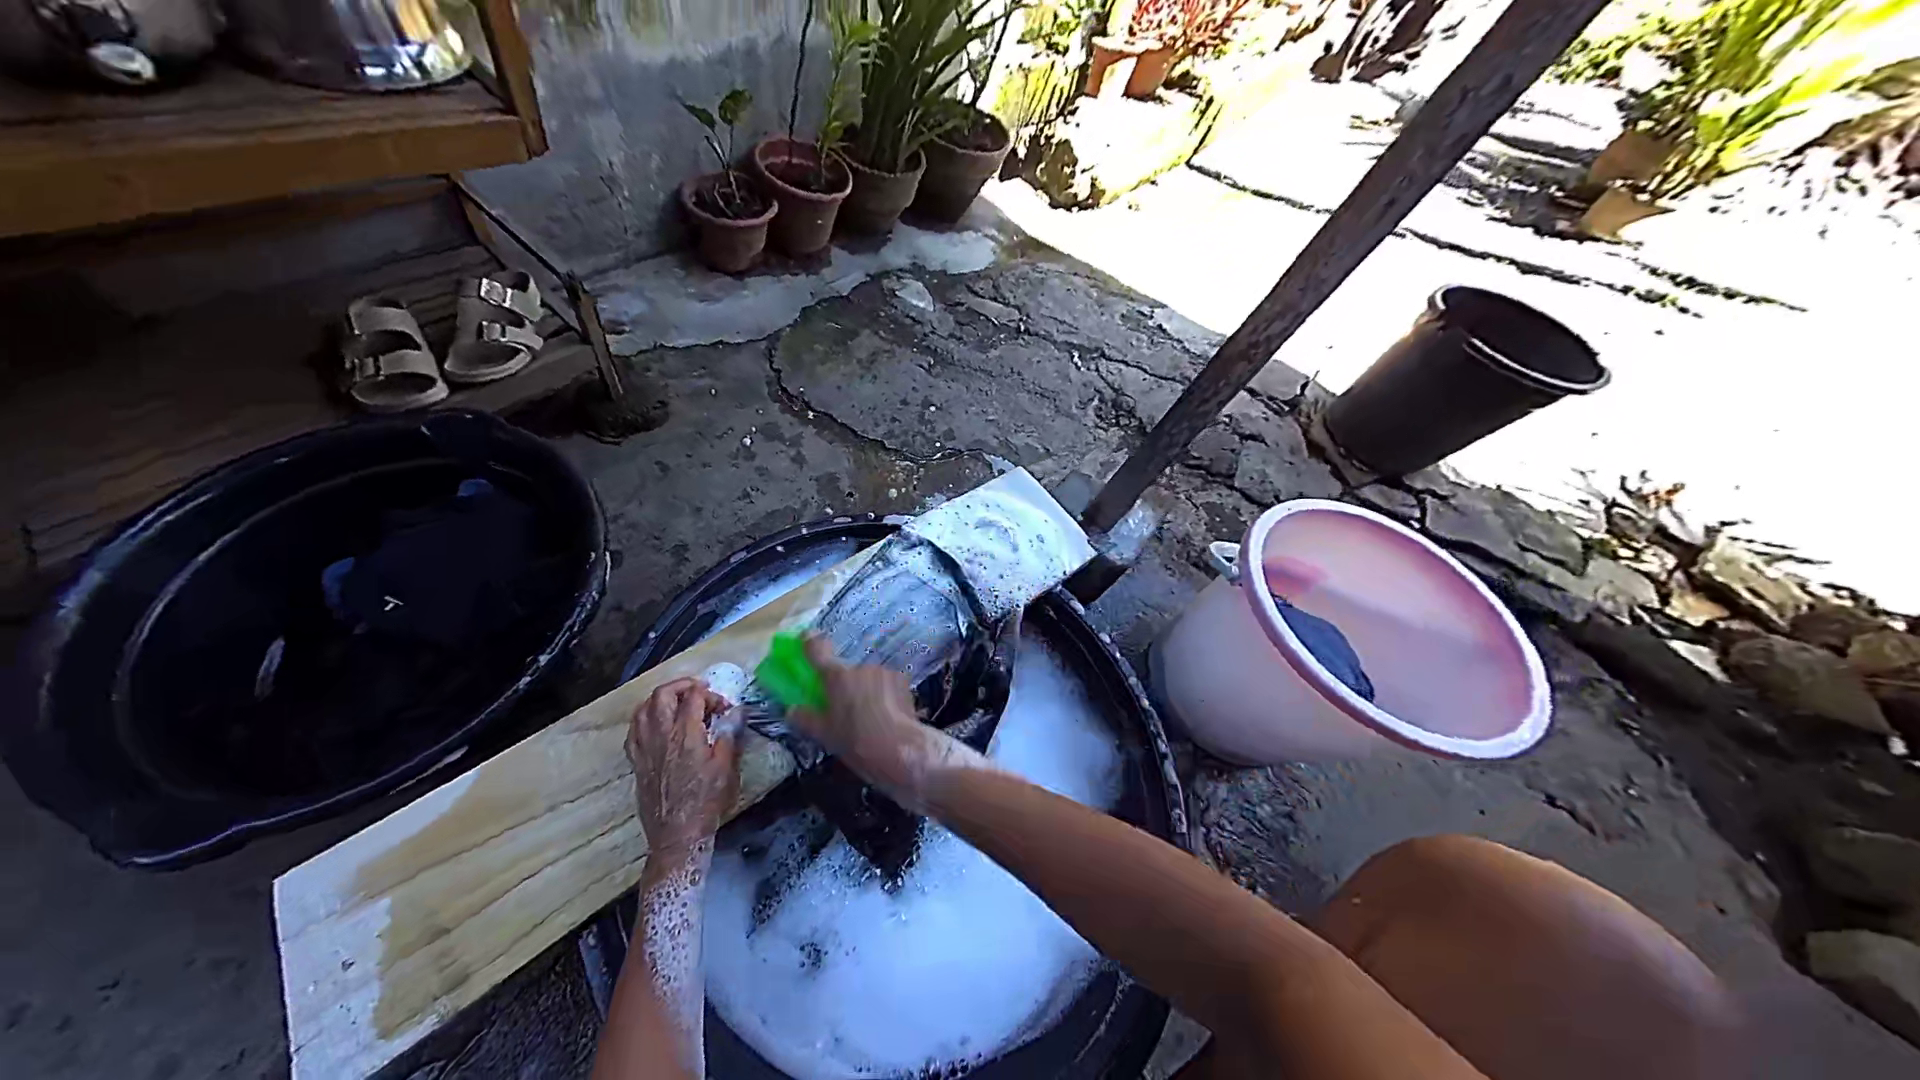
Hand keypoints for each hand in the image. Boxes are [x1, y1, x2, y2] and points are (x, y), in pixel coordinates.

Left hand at [626, 677, 740, 857]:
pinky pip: (634, 729)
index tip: (724, 707)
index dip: (712, 695)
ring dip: (661, 698)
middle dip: (682, 686)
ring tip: (677, 702)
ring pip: (643, 708)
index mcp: (686, 734)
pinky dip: (645, 718)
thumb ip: (729, 735)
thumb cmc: (705, 800)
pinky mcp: (636, 760)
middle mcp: (661, 735)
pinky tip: (657, 723)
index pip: (695, 697)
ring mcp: (644, 747)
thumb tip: (736, 713)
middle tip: (699, 691)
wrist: (677, 833)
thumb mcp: (725, 767)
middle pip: (663, 694)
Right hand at [790, 635, 983, 809]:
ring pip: (867, 678)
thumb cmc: (857, 742)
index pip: (817, 648)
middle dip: (843, 685)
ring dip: (865, 690)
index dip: (809, 642)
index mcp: (837, 676)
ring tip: (869, 717)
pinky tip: (886, 715)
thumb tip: (792, 711)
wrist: (902, 750)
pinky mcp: (903, 681)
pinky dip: (883, 694)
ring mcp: (884, 672)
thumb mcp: (825, 735)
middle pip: (846, 671)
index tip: (805, 641)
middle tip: (843, 709)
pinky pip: (885, 684)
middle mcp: (860, 667)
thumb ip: (805, 719)